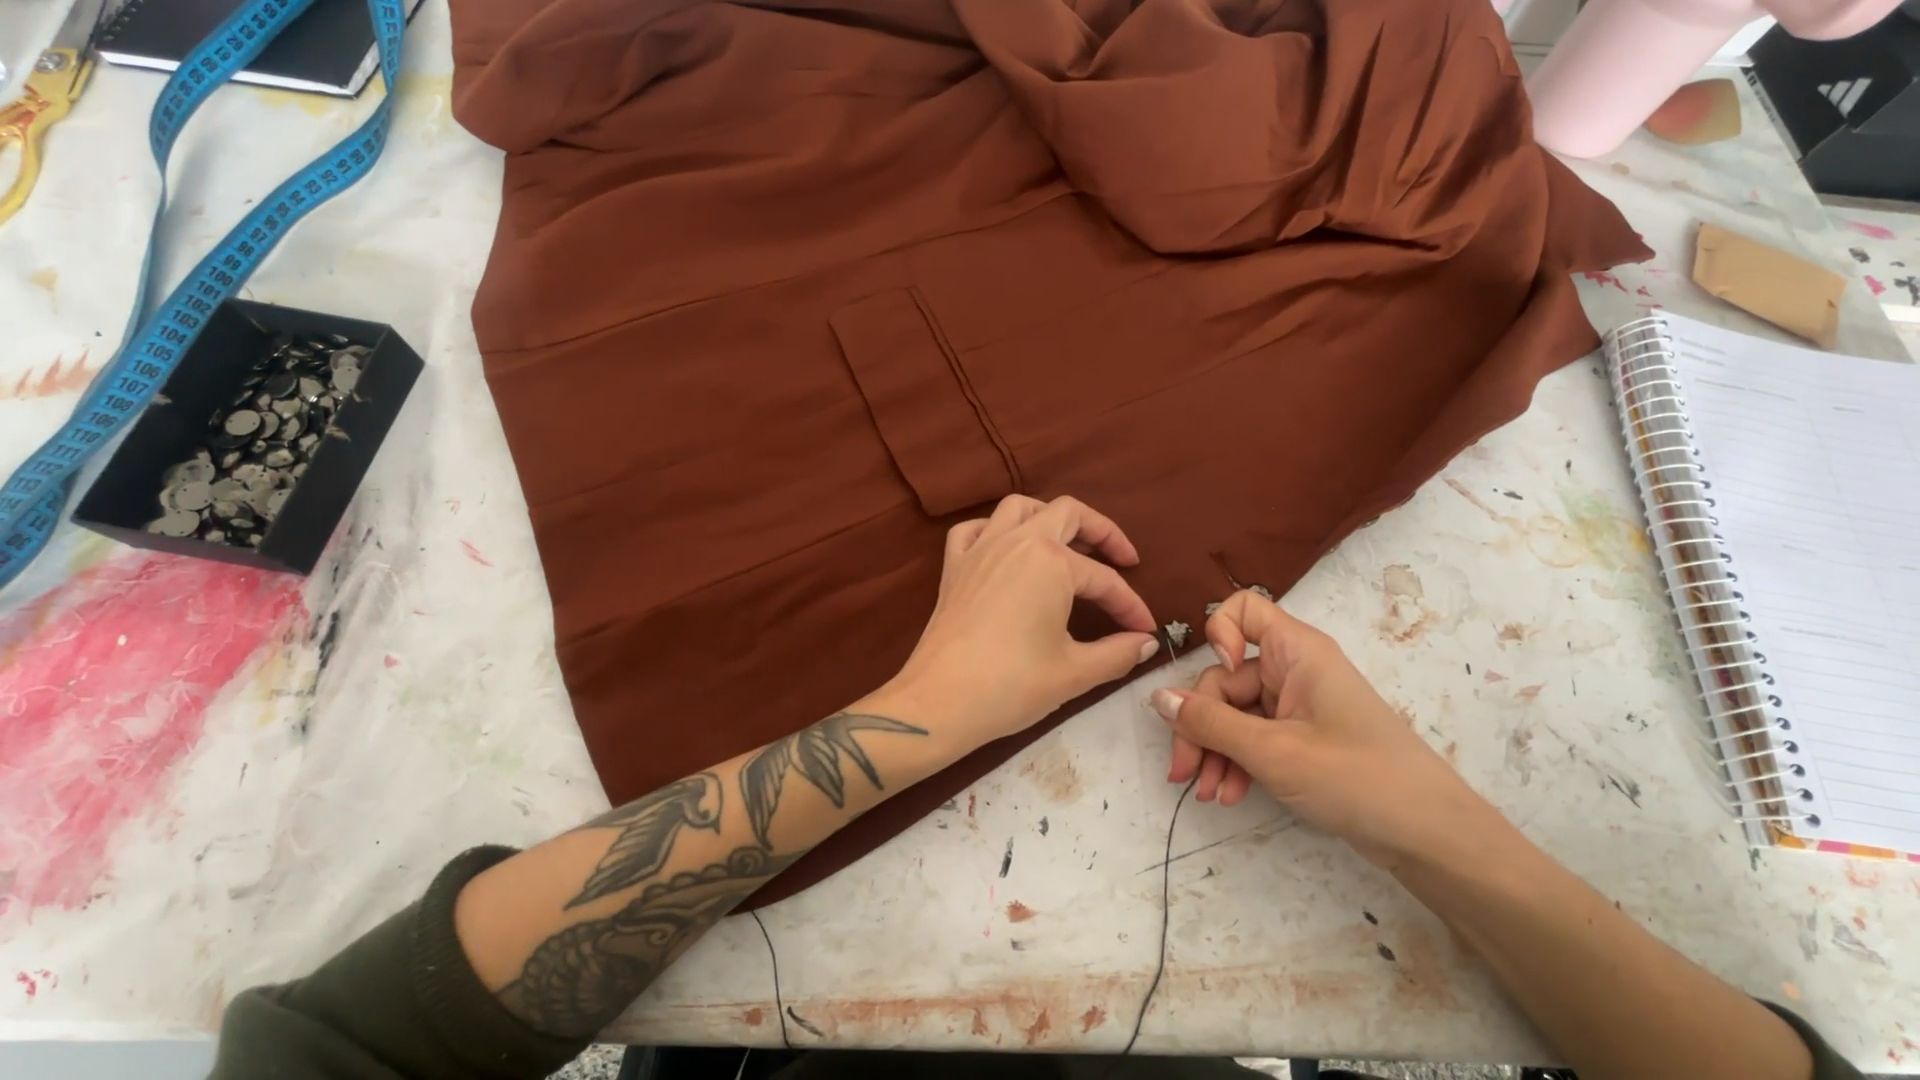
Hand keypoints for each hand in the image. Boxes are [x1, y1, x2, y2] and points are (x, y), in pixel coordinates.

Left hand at [876, 495, 1159, 750]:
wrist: (939, 702)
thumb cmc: (1012, 685)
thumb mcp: (1075, 672)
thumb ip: (1118, 653)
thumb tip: (1146, 643)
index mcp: (1051, 561)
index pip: (1105, 580)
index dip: (1131, 606)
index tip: (1146, 630)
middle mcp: (1016, 542)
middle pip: (1067, 513)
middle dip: (1102, 533)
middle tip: (1122, 560)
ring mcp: (979, 549)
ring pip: (1019, 508)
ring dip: (1049, 518)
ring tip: (1069, 544)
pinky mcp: (953, 567)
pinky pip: (975, 529)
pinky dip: (994, 530)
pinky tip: (1007, 550)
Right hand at [1149, 589, 1491, 867]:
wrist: (1428, 835)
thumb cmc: (1355, 778)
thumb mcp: (1272, 751)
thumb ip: (1209, 723)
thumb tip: (1157, 697)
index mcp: (1297, 651)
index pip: (1243, 610)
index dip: (1219, 636)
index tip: (1218, 678)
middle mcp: (1296, 670)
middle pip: (1226, 678)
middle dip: (1201, 725)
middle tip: (1183, 774)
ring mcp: (1299, 706)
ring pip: (1236, 714)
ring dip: (1215, 752)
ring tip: (1208, 795)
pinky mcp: (1303, 739)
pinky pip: (1255, 738)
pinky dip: (1237, 763)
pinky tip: (1228, 795)